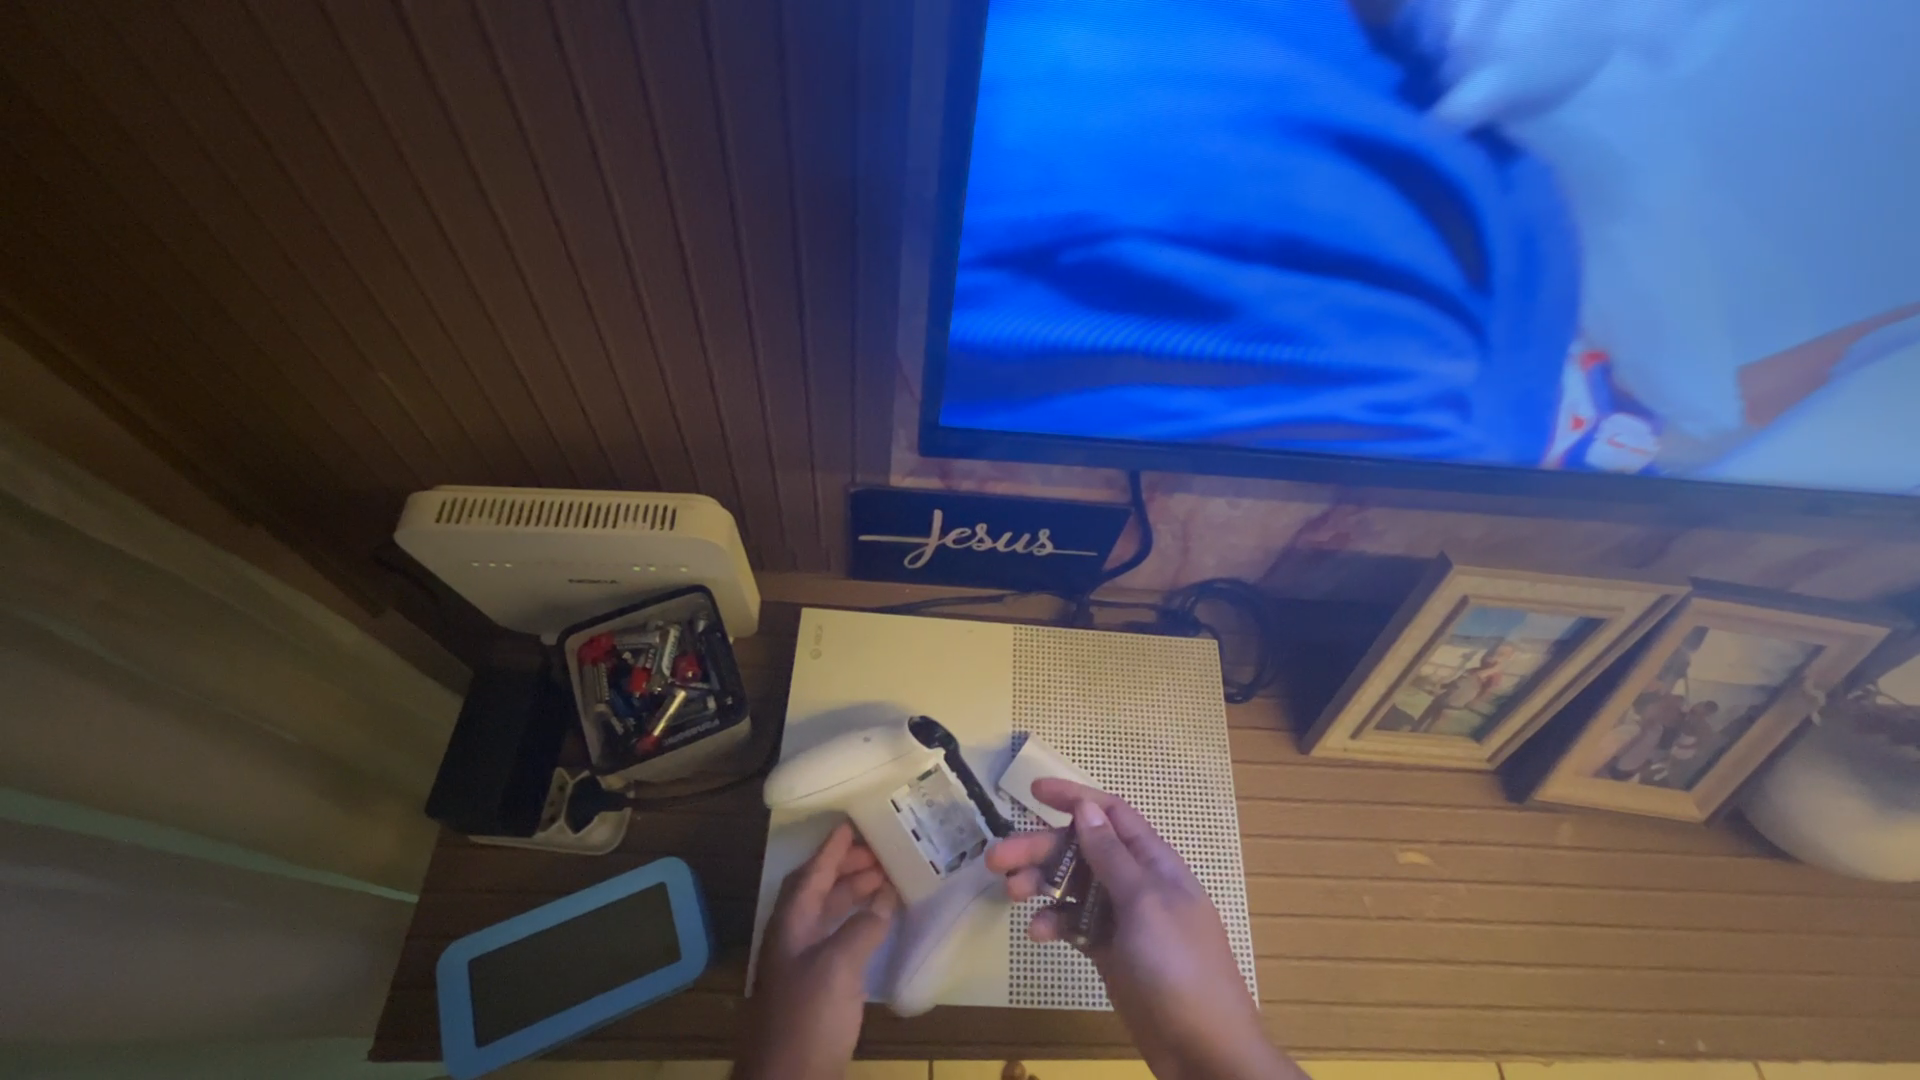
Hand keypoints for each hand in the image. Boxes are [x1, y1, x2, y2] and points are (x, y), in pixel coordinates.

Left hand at [737, 821, 897, 1079]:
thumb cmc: (807, 1018)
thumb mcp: (838, 967)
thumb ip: (863, 927)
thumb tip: (885, 899)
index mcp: (791, 923)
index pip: (812, 872)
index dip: (832, 848)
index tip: (853, 822)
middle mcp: (794, 935)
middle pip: (820, 888)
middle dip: (847, 866)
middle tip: (881, 851)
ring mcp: (803, 961)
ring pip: (829, 912)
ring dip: (854, 892)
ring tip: (886, 878)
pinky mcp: (817, 985)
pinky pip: (838, 935)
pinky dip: (859, 920)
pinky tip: (878, 921)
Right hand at [987, 780, 1304, 1079]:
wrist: (1205, 1050)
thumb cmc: (1179, 965)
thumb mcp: (1144, 903)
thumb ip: (1112, 856)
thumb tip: (1086, 806)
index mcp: (1153, 861)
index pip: (1110, 813)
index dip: (1073, 798)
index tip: (1033, 791)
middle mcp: (1136, 882)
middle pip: (1081, 850)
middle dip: (1040, 848)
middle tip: (996, 858)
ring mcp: (1122, 918)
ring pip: (1073, 886)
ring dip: (1041, 884)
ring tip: (1008, 892)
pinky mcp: (1110, 951)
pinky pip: (1075, 924)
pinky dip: (1055, 923)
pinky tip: (1038, 933)